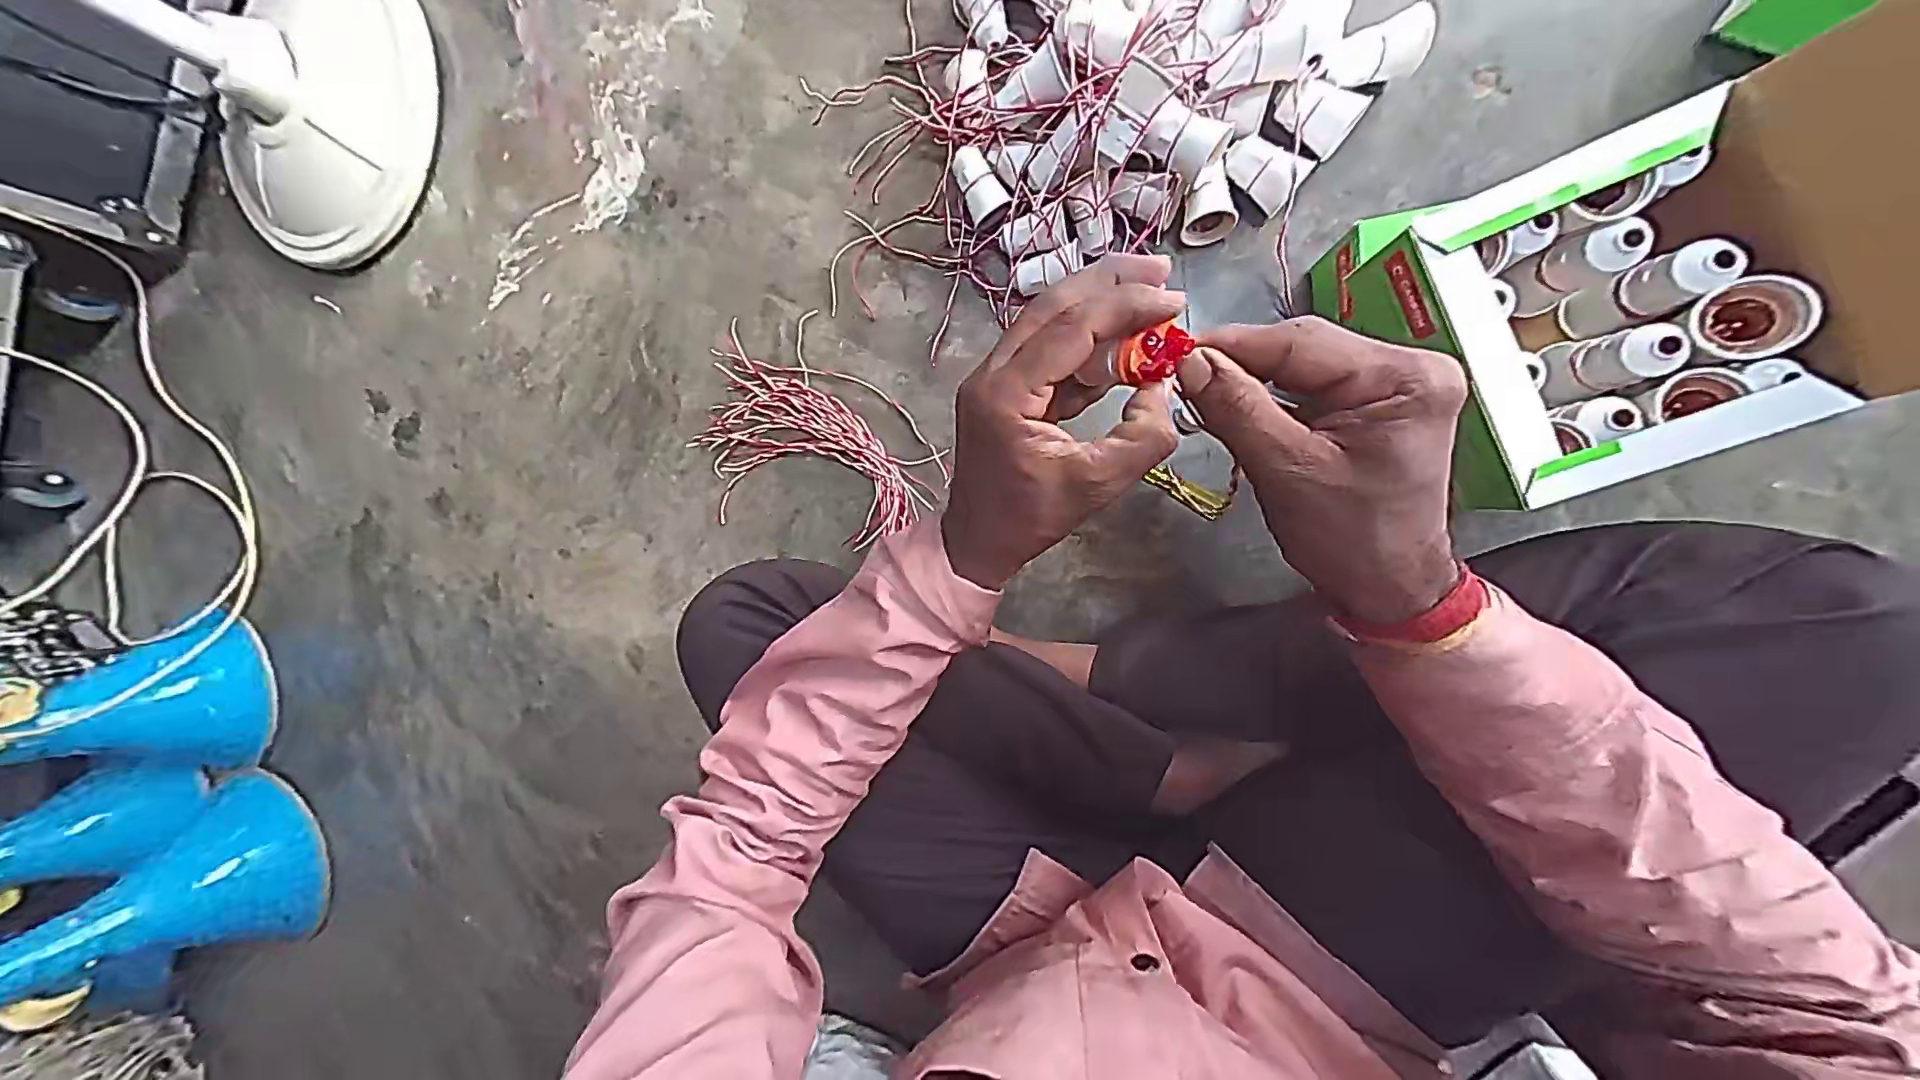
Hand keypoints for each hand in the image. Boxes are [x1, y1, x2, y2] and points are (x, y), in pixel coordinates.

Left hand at [942, 255, 1184, 588]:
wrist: (978, 541)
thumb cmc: (1029, 519)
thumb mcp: (1098, 485)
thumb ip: (1144, 437)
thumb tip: (1161, 386)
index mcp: (1005, 392)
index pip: (1072, 327)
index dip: (1127, 307)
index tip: (1174, 302)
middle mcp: (991, 373)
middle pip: (1052, 305)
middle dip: (1109, 282)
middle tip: (1160, 272)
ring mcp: (993, 378)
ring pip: (1047, 321)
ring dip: (1096, 305)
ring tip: (1147, 297)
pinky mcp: (1004, 390)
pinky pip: (1046, 351)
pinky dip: (1085, 342)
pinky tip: (1120, 344)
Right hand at [1180, 317, 1467, 624]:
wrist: (1387, 584)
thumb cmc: (1350, 539)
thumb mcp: (1286, 471)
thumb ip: (1237, 410)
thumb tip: (1191, 363)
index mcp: (1402, 379)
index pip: (1300, 342)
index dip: (1231, 345)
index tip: (1178, 352)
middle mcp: (1407, 367)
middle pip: (1302, 348)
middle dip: (1238, 362)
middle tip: (1182, 373)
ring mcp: (1391, 384)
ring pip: (1300, 366)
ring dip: (1248, 379)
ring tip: (1201, 390)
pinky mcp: (1371, 403)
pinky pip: (1307, 387)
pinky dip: (1266, 396)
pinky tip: (1235, 405)